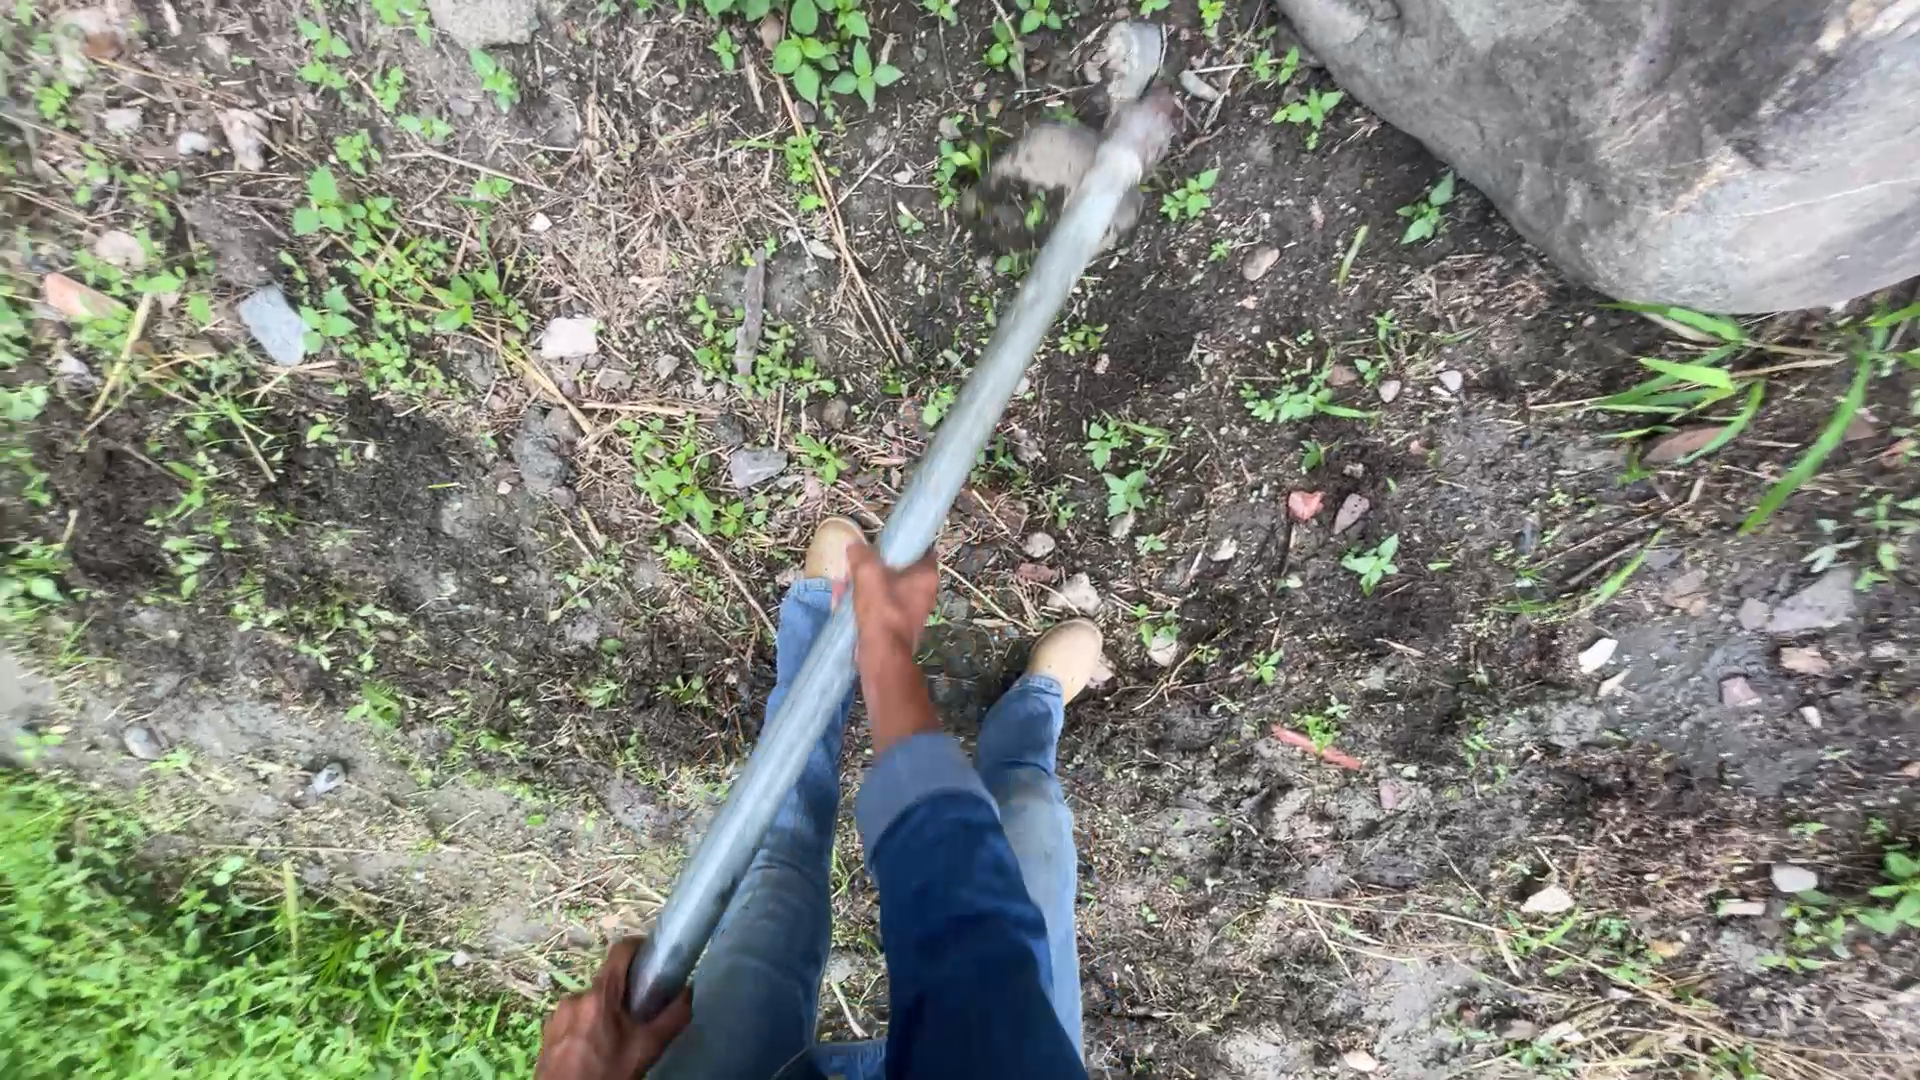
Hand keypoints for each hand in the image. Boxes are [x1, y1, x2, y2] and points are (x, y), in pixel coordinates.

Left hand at [535, 939, 691, 1079]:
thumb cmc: (605, 1075)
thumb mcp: (646, 1050)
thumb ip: (673, 1017)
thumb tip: (689, 990)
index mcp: (599, 996)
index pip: (621, 950)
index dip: (640, 947)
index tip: (654, 960)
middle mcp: (574, 998)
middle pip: (608, 980)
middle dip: (625, 990)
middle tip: (639, 1012)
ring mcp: (556, 1016)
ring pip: (591, 1000)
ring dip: (605, 1009)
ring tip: (616, 1035)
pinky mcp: (546, 1034)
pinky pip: (574, 1016)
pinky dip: (588, 1023)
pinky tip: (595, 1048)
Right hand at [844, 545, 938, 667]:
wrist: (882, 655)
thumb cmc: (882, 611)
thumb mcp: (868, 574)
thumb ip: (862, 556)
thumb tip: (855, 546)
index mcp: (927, 576)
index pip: (921, 548)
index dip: (902, 542)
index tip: (884, 540)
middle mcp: (924, 592)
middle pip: (898, 569)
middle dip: (873, 567)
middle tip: (855, 564)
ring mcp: (911, 610)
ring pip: (886, 588)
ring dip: (864, 585)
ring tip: (843, 584)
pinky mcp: (896, 624)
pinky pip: (879, 605)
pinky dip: (863, 602)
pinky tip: (843, 602)